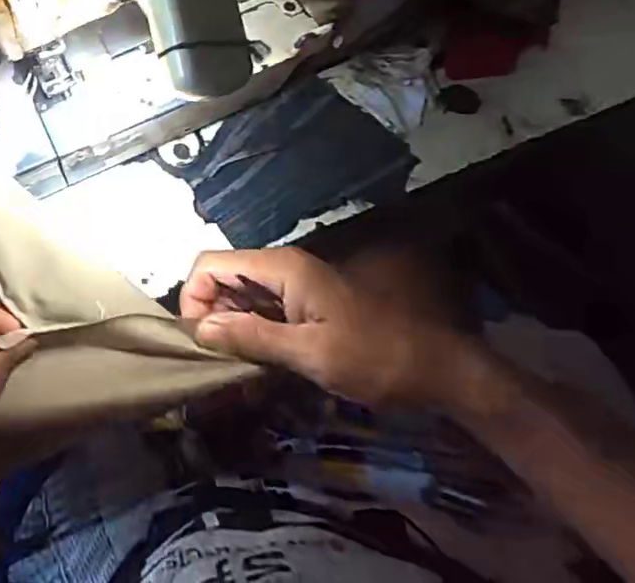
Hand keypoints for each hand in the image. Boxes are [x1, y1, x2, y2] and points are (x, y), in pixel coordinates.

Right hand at [182, 247, 491, 412]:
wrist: (441, 371)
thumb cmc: (376, 359)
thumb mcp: (312, 354)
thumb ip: (253, 337)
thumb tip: (200, 329)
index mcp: (281, 268)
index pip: (210, 264)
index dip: (193, 296)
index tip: (198, 340)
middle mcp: (280, 268)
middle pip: (221, 276)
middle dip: (208, 313)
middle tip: (214, 358)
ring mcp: (292, 284)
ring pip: (237, 293)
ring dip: (227, 324)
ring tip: (231, 363)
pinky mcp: (301, 303)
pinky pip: (259, 307)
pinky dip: (247, 330)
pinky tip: (253, 360)